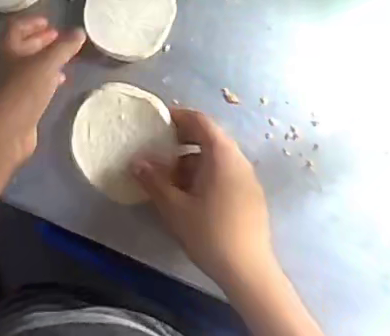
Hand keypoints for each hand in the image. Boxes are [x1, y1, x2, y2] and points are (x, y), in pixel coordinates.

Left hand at [0, 15, 85, 170]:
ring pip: (29, 64)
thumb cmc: (23, 90)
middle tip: (61, 37)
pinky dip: (46, 77)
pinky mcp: (15, 102)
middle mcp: (3, 62)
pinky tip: (60, 80)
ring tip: (66, 57)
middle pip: (23, 44)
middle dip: (42, 39)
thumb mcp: (48, 63)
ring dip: (46, 59)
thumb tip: (79, 32)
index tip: (51, 21)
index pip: (17, 26)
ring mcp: (7, 84)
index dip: (34, 21)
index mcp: (5, 47)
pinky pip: (32, 82)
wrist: (4, 133)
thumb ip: (65, 46)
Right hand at [131, 109, 277, 291]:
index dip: (178, 116)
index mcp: (221, 152)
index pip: (199, 120)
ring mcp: (248, 176)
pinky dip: (207, 173)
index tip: (159, 120)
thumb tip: (137, 161)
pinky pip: (226, 172)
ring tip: (172, 178)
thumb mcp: (174, 208)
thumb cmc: (210, 233)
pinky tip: (193, 196)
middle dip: (183, 141)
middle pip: (209, 137)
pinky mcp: (252, 194)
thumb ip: (154, 181)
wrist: (250, 272)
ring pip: (217, 157)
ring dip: (193, 160)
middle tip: (160, 150)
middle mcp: (238, 157)